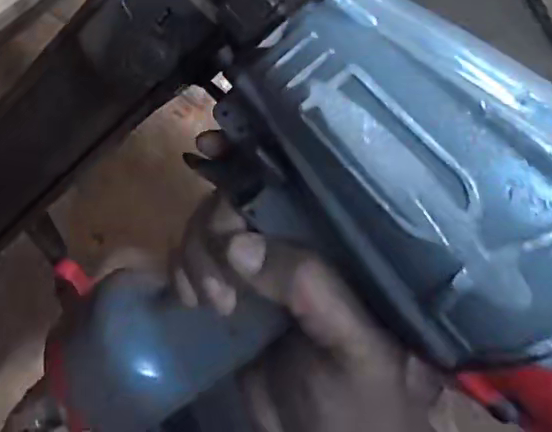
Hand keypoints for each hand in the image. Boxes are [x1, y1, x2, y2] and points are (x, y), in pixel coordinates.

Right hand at [175, 135, 439, 431]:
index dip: (254, 154)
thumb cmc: (366, 405)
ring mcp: (261, 262)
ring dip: (199, 253)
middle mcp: (297, 238)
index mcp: (339, 239)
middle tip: (220, 280)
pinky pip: (194, 256)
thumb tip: (238, 243)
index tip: (213, 146)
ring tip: (212, 304)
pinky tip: (194, 301)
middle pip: (241, 195)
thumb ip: (311, 290)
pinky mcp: (231, 287)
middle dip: (217, 223)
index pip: (297, 178)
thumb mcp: (357, 349)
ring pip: (212, 222)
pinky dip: (185, 270)